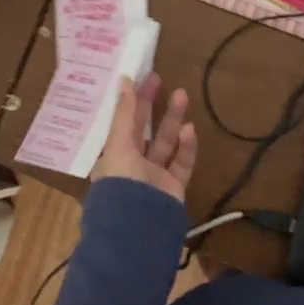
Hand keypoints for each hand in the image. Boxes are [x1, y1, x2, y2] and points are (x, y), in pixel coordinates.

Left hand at [92, 73, 197, 201]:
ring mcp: (154, 176)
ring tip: (183, 95)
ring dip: (173, 119)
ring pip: (166, 142)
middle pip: (145, 129)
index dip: (133, 100)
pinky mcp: (174, 187)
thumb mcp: (118, 144)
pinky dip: (186, 146)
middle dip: (154, 105)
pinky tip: (190, 130)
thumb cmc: (121, 182)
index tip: (144, 77)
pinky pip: (181, 162)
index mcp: (113, 155)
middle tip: (164, 80)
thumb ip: (125, 114)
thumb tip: (124, 80)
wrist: (138, 227)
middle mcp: (132, 164)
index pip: (124, 122)